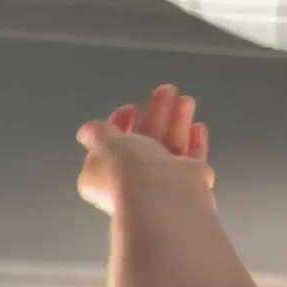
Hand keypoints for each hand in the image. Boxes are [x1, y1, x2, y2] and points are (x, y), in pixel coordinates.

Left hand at [76, 84, 212, 217]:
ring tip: (185, 99)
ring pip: (169, 143)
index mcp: (103, 174)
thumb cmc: (127, 170)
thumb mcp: (106, 145)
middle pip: (144, 139)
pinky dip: (193, 140)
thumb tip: (88, 129)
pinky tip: (198, 126)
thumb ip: (98, 134)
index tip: (131, 107)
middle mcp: (131, 178)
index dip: (119, 124)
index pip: (110, 145)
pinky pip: (190, 155)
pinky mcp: (187, 180)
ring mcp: (161, 179)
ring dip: (176, 120)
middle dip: (155, 113)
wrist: (162, 196)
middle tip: (167, 90)